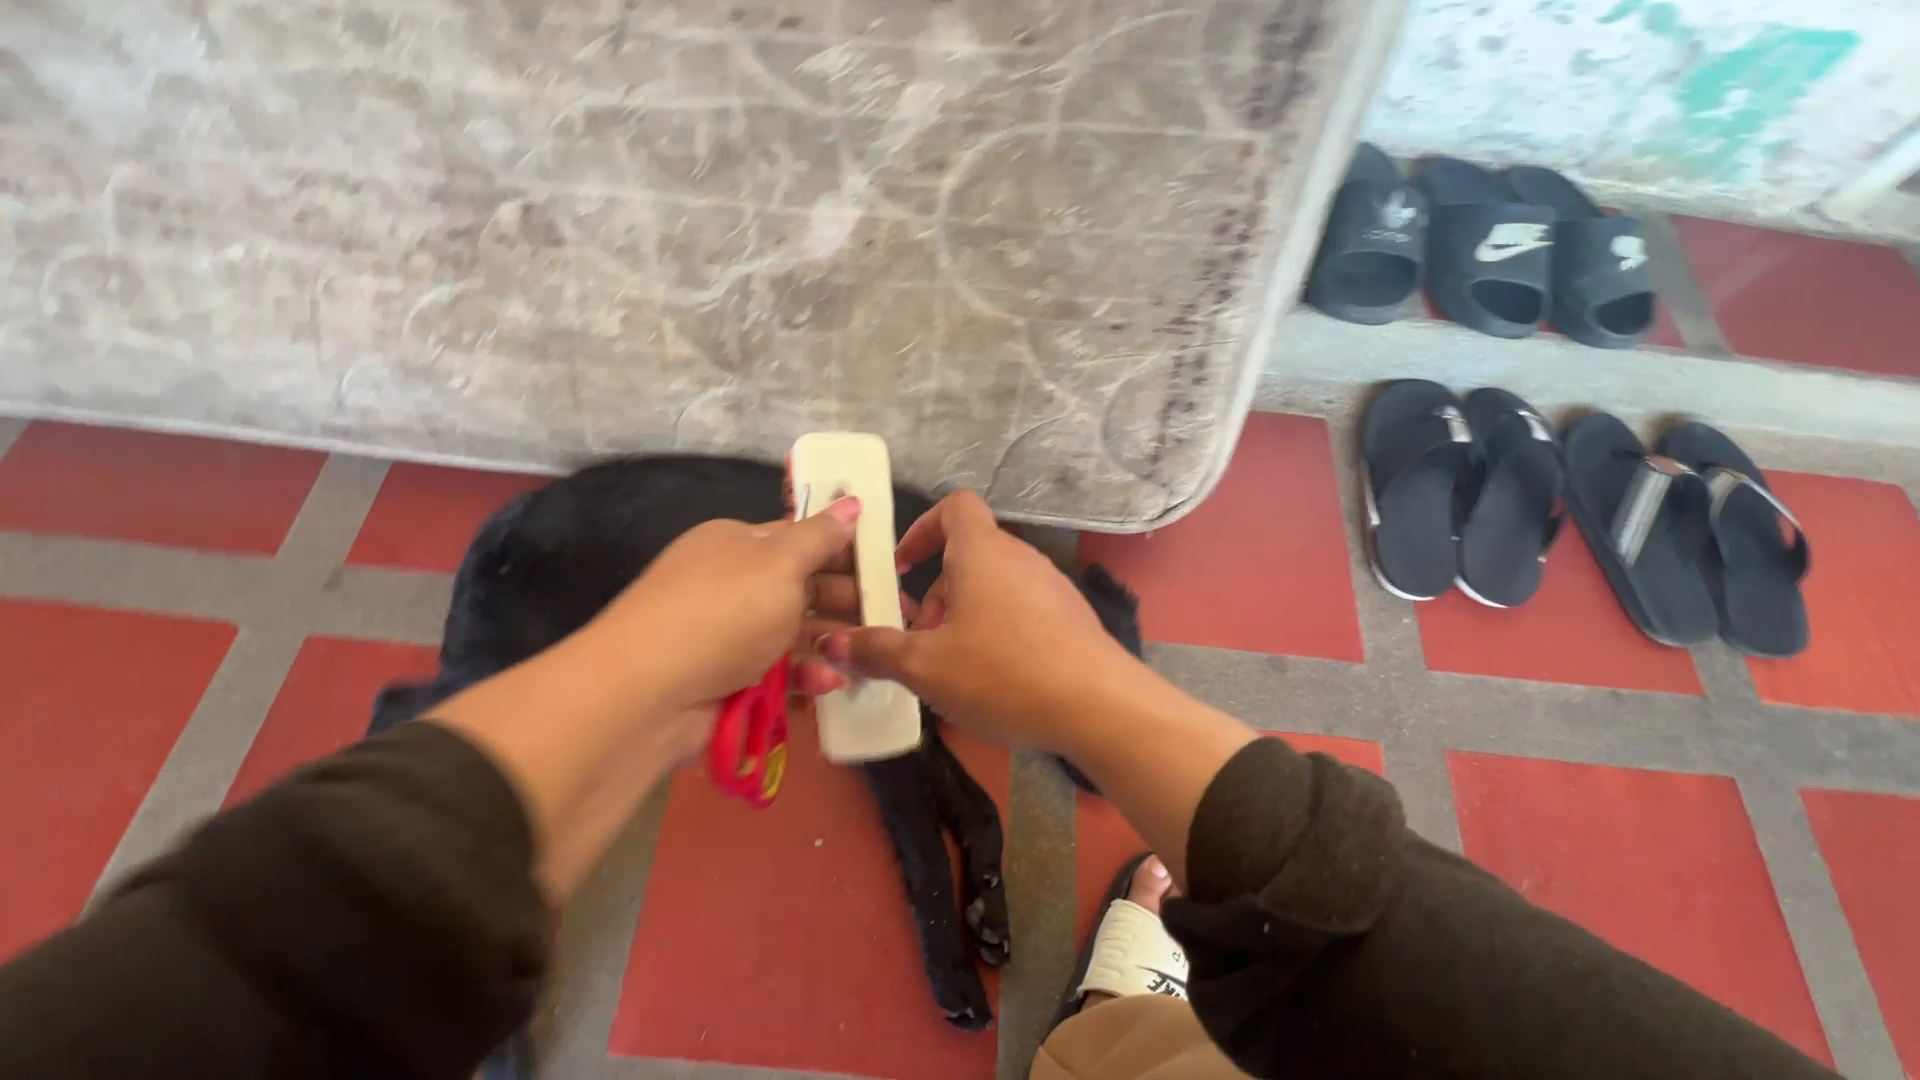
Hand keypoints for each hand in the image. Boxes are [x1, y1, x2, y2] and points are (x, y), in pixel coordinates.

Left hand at [591, 497, 862, 713]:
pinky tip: (829, 682)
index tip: (888, 568)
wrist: (648, 691)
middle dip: (848, 601)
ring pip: (795, 633)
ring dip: (832, 642)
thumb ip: (821, 536)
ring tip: (870, 655)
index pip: (802, 540)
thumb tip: (853, 502)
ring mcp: (730, 634)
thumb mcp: (779, 562)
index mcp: (738, 544)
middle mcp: (733, 584)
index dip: (846, 552)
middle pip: (803, 587)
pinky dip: (806, 675)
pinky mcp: (731, 680)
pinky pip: (779, 672)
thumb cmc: (723, 611)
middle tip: (894, 616)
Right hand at [819, 491, 1149, 753]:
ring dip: (965, 619)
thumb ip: (877, 650)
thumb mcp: (926, 667)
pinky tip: (996, 683)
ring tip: (954, 671)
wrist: (1099, 707)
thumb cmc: (1003, 673)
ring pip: (995, 589)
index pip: (954, 506)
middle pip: (969, 557)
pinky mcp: (1073, 620)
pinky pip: (1023, 613)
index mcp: (983, 552)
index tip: (902, 567)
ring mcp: (1053, 588)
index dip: (922, 528)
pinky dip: (999, 634)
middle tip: (921, 643)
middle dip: (937, 596)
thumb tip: (833, 640)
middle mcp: (1020, 558)